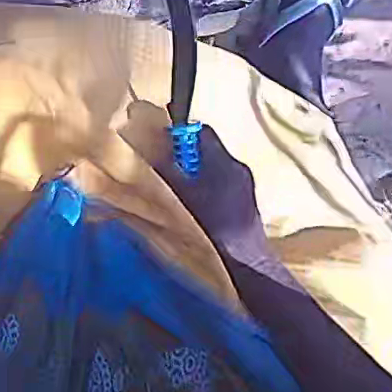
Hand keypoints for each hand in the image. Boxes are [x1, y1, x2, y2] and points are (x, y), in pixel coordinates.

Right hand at [125, 109, 269, 257]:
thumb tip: (145, 142)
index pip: (200, 130)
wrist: (245, 261)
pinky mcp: (246, 200)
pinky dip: (205, 183)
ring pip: (213, 165)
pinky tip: (194, 200)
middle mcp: (237, 166)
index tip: (160, 139)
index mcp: (223, 161)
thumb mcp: (180, 192)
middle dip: (184, 151)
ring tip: (177, 184)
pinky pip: (221, 180)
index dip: (179, 130)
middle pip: (206, 146)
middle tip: (165, 164)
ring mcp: (244, 184)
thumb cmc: (211, 223)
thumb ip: (164, 165)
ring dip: (195, 169)